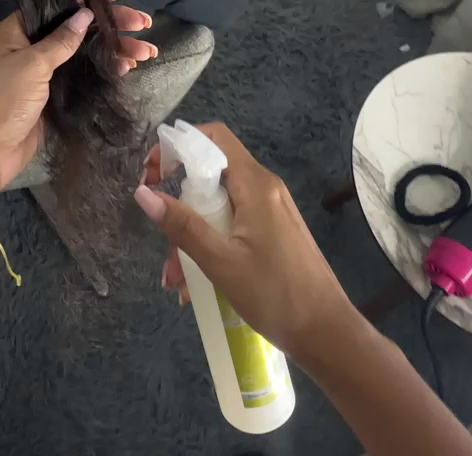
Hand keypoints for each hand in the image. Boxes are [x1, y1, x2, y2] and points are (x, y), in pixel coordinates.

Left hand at [0, 0, 155, 216]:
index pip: (59, 2)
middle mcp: (32, 47)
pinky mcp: (54, 99)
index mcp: (19, 30)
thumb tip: (86, 14)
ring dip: (115, 50)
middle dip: (111, 24)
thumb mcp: (30, 65)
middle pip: (78, 27)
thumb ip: (61, 41)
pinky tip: (128, 68)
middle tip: (144, 23)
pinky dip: (105, 72)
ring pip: (86, 54)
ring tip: (147, 51)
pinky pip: (84, 79)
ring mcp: (45, 74)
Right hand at [133, 122, 356, 363]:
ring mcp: (271, 210)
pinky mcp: (273, 232)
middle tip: (160, 232)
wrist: (328, 334)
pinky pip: (233, 223)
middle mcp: (264, 188)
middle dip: (180, 202)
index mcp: (255, 185)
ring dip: (193, 233)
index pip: (213, 137)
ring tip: (175, 278)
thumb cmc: (276, 294)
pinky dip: (212, 243)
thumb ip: (183, 226)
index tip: (153, 172)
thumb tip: (142, 193)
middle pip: (212, 174)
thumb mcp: (221, 262)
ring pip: (219, 204)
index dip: (178, 145)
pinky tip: (196, 284)